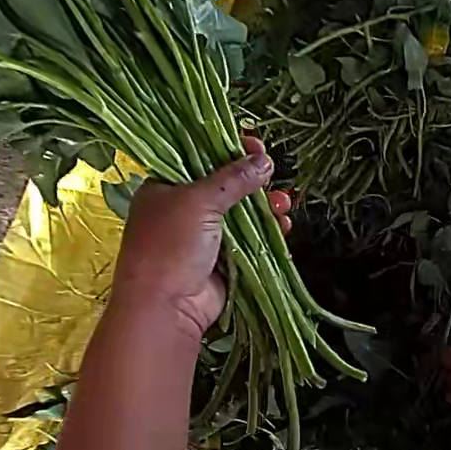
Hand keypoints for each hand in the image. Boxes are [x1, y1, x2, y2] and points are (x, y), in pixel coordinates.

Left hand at [112, 136, 273, 340]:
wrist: (166, 305)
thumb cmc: (170, 245)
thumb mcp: (199, 201)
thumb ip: (233, 179)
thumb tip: (264, 160)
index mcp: (167, 186)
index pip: (201, 157)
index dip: (228, 149)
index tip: (254, 144)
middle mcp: (184, 208)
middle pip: (227, 185)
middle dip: (254, 181)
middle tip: (274, 175)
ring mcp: (205, 236)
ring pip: (243, 214)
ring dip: (266, 207)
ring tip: (284, 204)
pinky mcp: (224, 259)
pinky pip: (251, 240)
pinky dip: (268, 233)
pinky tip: (283, 227)